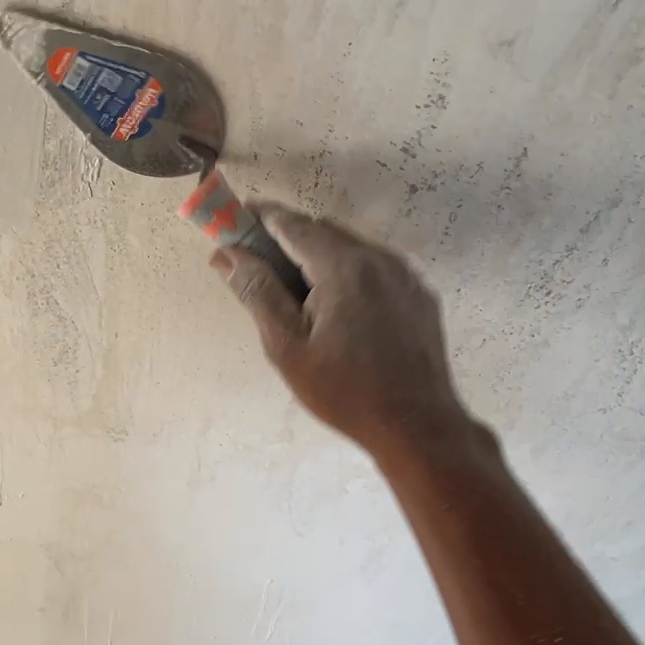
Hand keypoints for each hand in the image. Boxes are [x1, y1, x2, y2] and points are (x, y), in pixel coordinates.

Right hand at [212, 204, 468, 454]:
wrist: (417, 426)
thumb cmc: (343, 390)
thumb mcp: (287, 346)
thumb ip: (257, 292)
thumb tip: (226, 255)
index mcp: (343, 267)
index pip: (292, 223)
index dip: (258, 218)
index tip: (232, 222)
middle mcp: (379, 258)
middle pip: (321, 230)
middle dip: (285, 240)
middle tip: (257, 270)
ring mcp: (405, 274)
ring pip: (348, 248)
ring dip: (315, 257)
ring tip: (296, 298)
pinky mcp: (418, 293)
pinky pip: (373, 267)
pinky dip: (344, 273)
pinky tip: (335, 311)